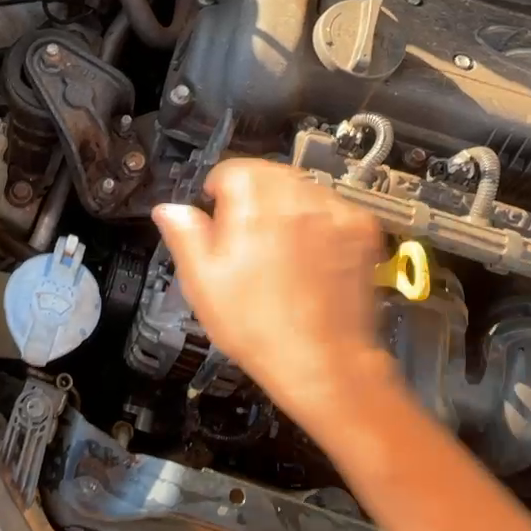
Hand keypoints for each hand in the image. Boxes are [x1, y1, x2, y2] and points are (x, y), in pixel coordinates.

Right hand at [153, 159, 400, 432]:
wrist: (322, 362)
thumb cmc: (255, 325)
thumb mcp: (201, 282)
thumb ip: (184, 234)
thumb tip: (169, 208)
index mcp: (253, 203)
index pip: (231, 168)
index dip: (217, 192)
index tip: (216, 217)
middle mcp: (297, 196)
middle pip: (268, 172)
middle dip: (253, 195)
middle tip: (245, 237)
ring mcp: (335, 211)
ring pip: (301, 187)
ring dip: (286, 204)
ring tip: (277, 248)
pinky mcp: (361, 230)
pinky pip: (332, 208)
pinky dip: (318, 220)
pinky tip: (308, 254)